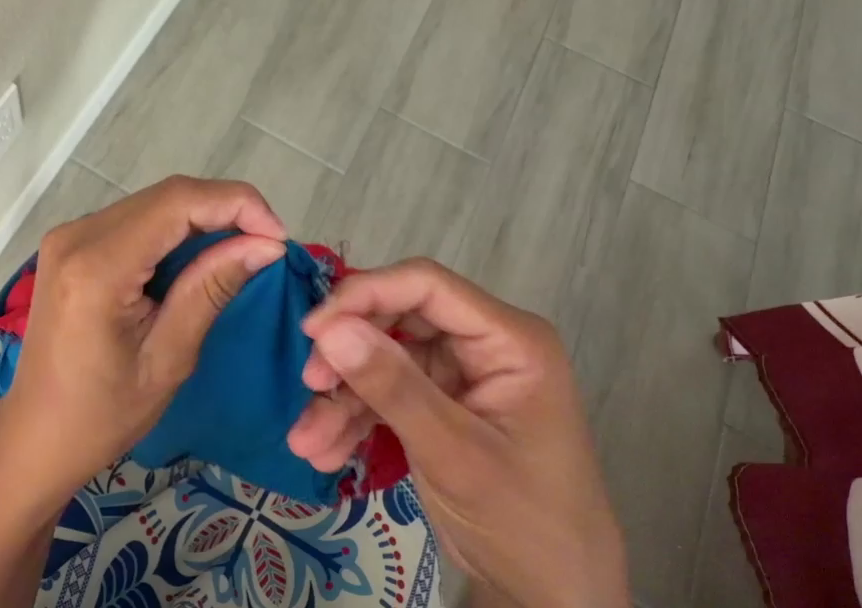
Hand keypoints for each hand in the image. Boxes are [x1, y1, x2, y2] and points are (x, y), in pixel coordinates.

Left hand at [0, 175, 288, 504]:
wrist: (38, 433)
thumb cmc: (103, 414)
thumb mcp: (169, 358)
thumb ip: (211, 289)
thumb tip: (266, 244)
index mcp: (97, 267)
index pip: (176, 202)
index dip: (236, 204)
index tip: (279, 237)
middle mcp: (77, 235)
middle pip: (165, 197)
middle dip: (224, 210)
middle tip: (267, 247)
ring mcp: (68, 235)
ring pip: (151, 203)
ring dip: (200, 219)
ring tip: (241, 253)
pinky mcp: (70, 243)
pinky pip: (133, 219)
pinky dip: (172, 230)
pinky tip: (197, 258)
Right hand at [291, 260, 627, 607]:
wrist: (555, 601)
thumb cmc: (525, 522)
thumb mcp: (455, 454)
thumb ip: (393, 387)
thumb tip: (328, 328)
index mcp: (507, 339)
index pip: (424, 286)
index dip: (363, 295)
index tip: (313, 330)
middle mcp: (481, 345)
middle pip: (394, 320)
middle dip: (347, 355)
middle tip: (308, 386)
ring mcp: (458, 376)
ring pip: (381, 361)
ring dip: (342, 399)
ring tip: (306, 441)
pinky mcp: (439, 406)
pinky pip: (385, 395)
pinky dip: (354, 421)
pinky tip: (324, 452)